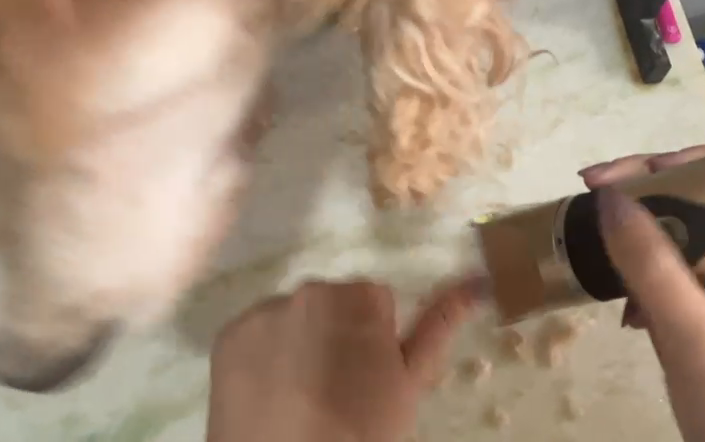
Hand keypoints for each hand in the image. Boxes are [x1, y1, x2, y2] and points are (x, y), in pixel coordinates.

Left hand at [206, 278, 479, 441]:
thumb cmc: (361, 434)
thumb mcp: (409, 385)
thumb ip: (439, 324)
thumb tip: (477, 280)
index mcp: (358, 296)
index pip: (375, 301)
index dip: (376, 341)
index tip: (368, 378)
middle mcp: (309, 290)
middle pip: (332, 304)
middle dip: (337, 335)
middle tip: (336, 392)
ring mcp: (264, 311)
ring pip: (293, 318)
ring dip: (300, 343)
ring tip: (300, 398)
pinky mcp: (227, 336)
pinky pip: (256, 334)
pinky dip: (262, 356)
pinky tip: (269, 396)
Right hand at [581, 144, 704, 441]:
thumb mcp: (691, 333)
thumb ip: (651, 264)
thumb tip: (607, 196)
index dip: (690, 159)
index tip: (635, 170)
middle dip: (650, 183)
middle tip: (594, 184)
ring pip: (689, 216)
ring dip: (642, 218)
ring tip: (596, 221)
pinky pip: (680, 251)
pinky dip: (646, 257)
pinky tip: (622, 292)